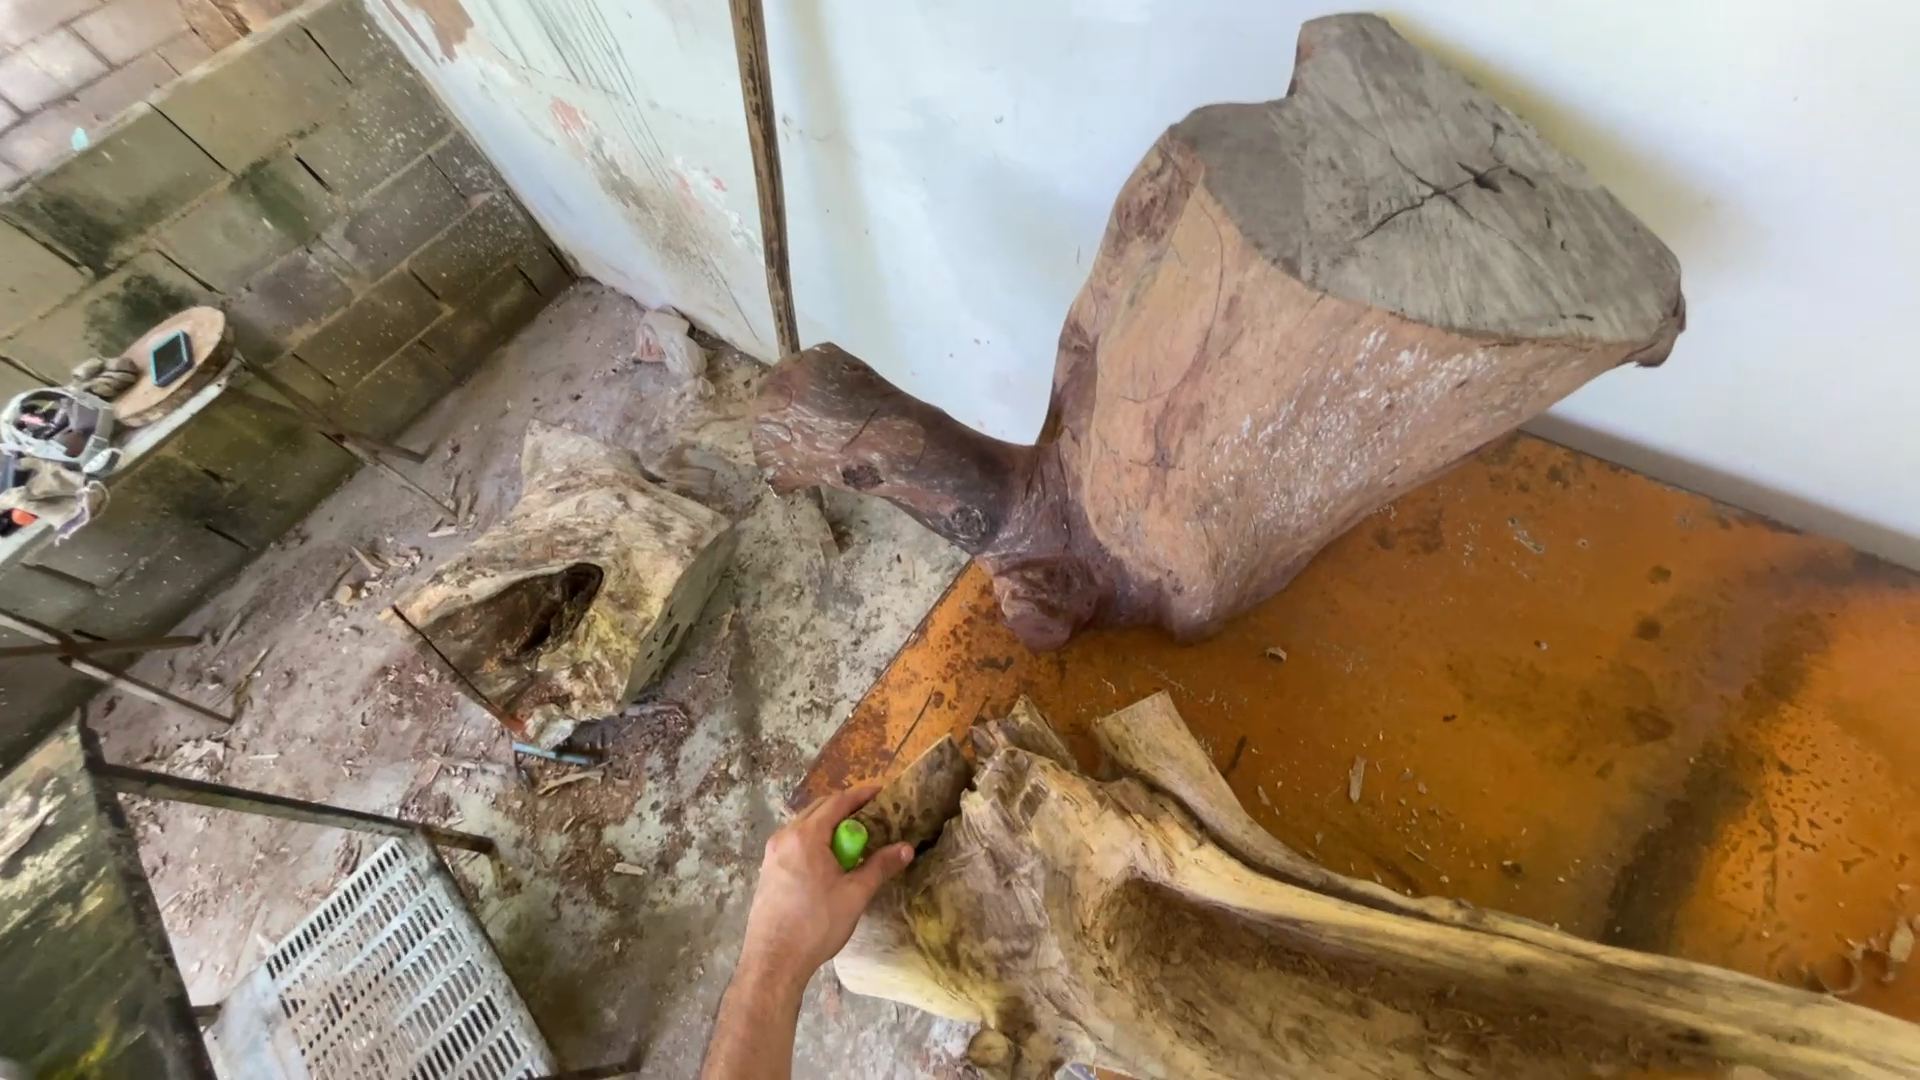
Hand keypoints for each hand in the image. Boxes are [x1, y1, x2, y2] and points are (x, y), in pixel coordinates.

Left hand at [737, 785, 914, 993]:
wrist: (772, 964)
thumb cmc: (816, 926)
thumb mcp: (854, 895)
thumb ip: (880, 866)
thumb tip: (907, 848)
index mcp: (806, 836)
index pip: (837, 802)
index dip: (861, 795)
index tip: (881, 792)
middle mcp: (785, 836)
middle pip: (819, 809)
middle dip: (845, 809)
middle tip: (871, 816)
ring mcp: (772, 853)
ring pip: (805, 826)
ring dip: (829, 826)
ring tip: (852, 840)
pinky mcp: (768, 870)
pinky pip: (795, 842)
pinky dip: (815, 841)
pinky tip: (828, 862)